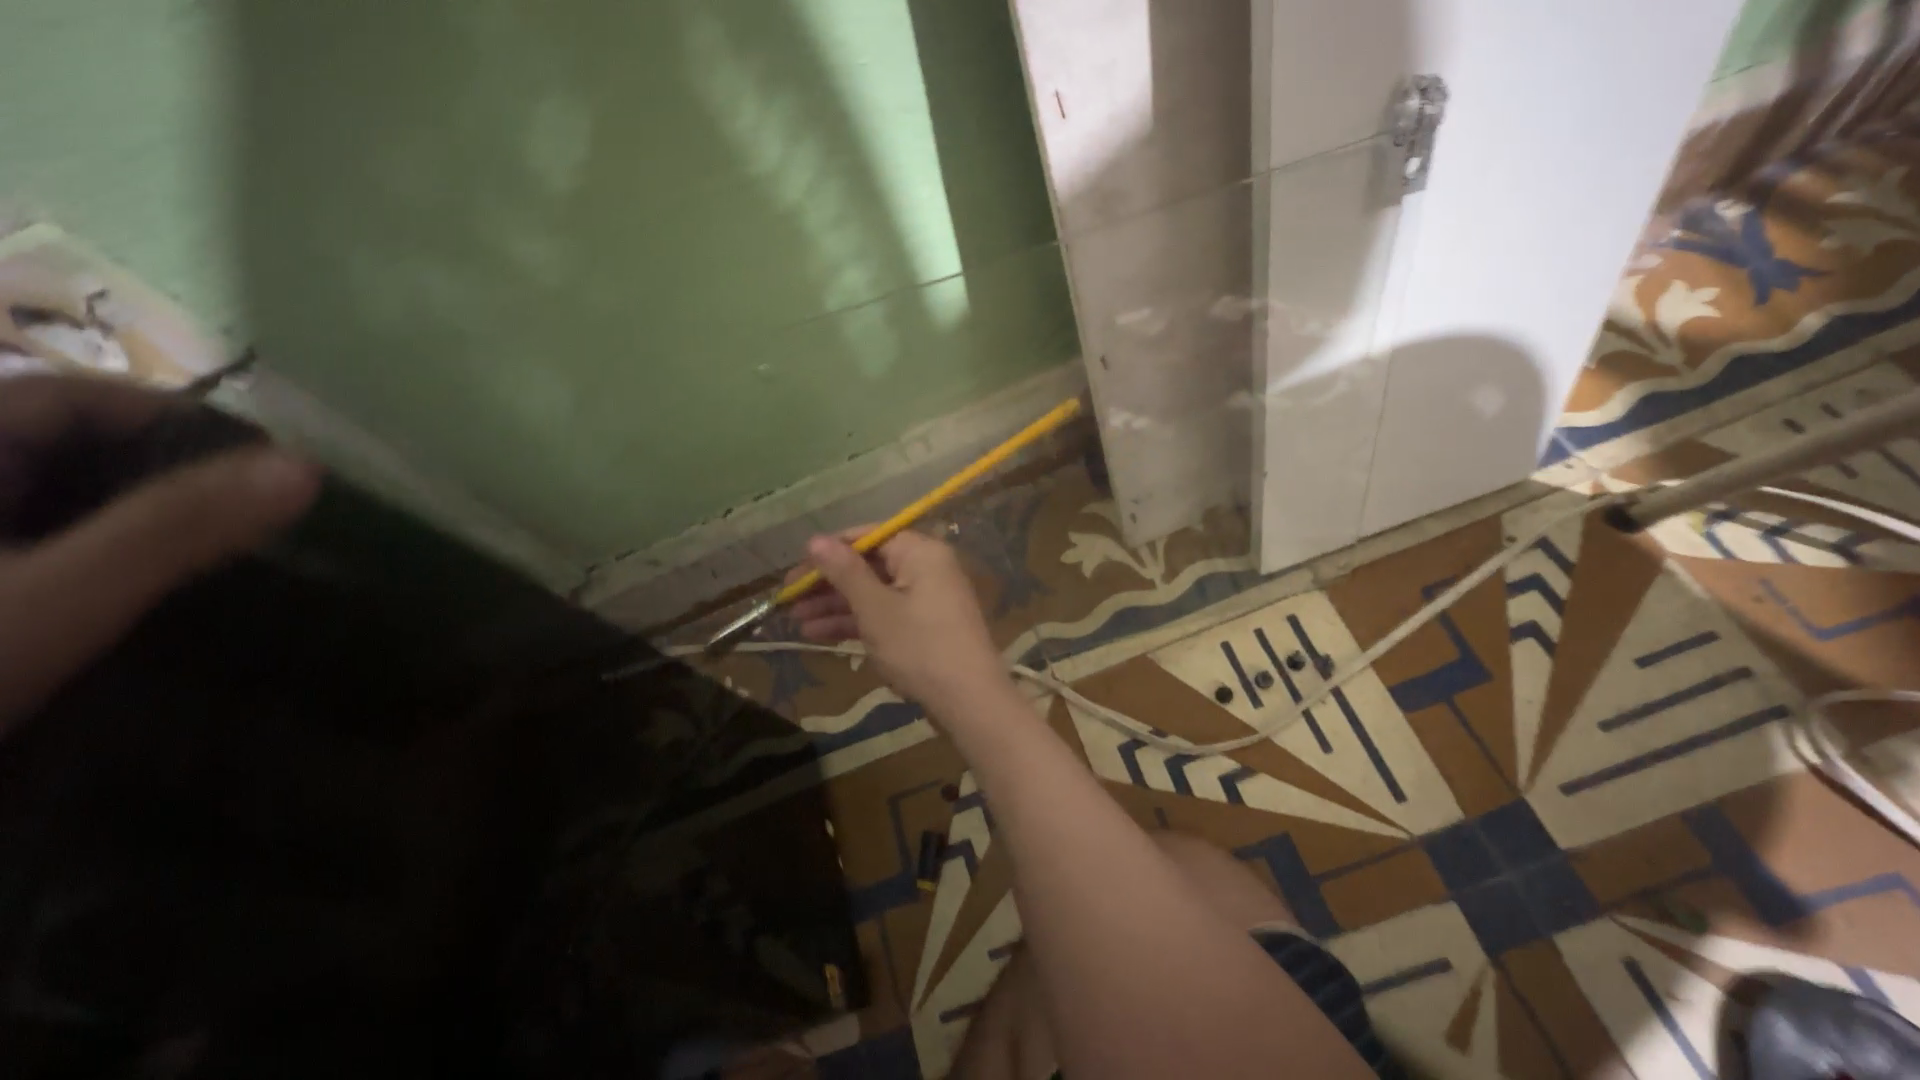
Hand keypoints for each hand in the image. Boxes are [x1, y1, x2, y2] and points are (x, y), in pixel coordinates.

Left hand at [0, 376, 320, 732]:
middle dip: (173, 481)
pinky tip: (142, 608)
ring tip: (225, 567)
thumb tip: (307, 469)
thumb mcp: (48, 602)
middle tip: (266, 525)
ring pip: (57, 509)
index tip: (276, 469)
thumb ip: (174, 529)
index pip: (79, 399)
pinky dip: (97, 571)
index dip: (183, 422)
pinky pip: (36, 559)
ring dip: (141, 531)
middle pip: (73, 453)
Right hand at [789, 529, 1011, 715]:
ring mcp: (927, 599)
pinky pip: (885, 614)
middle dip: (828, 583)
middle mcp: (926, 568)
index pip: (868, 537)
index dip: (829, 551)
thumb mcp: (875, 608)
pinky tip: (819, 635)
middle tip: (788, 599)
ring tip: (796, 622)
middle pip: (869, 566)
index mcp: (920, 552)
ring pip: (873, 593)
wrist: (969, 700)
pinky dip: (856, 622)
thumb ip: (844, 572)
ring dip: (836, 606)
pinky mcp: (924, 628)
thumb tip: (814, 539)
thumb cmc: (919, 646)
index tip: (796, 569)